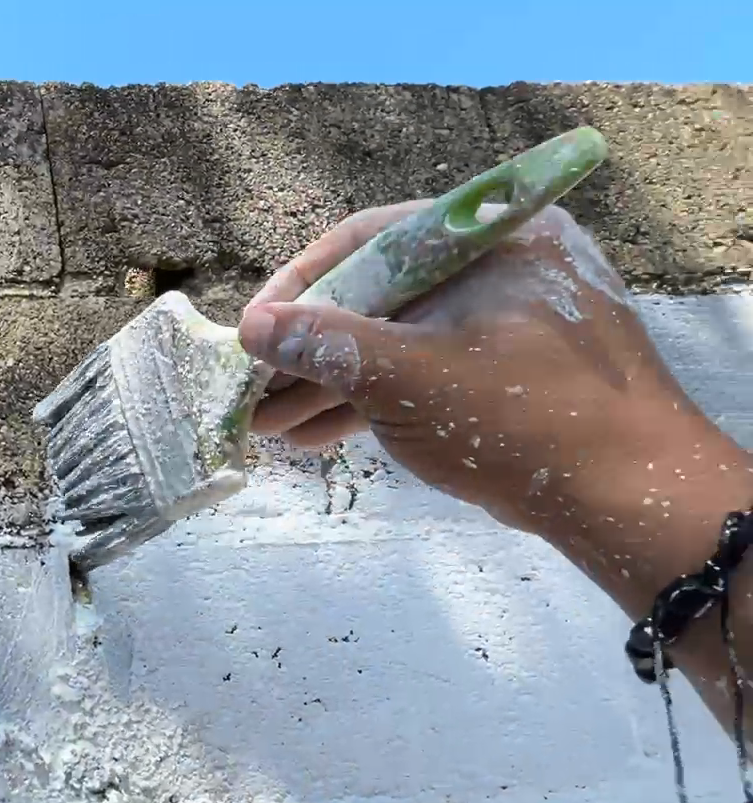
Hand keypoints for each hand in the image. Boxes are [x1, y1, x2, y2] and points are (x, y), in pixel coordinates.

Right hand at [237, 203, 752, 552]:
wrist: (621, 494)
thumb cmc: (518, 417)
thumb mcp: (403, 376)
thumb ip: (323, 345)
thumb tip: (250, 326)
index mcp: (487, 245)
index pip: (367, 241)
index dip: (298, 284)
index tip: (253, 329)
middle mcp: (488, 273)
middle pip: (367, 298)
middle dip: (301, 351)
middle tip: (252, 389)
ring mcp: (487, 325)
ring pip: (381, 343)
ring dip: (318, 386)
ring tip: (266, 426)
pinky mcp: (484, 372)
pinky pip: (404, 374)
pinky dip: (355, 402)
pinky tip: (308, 436)